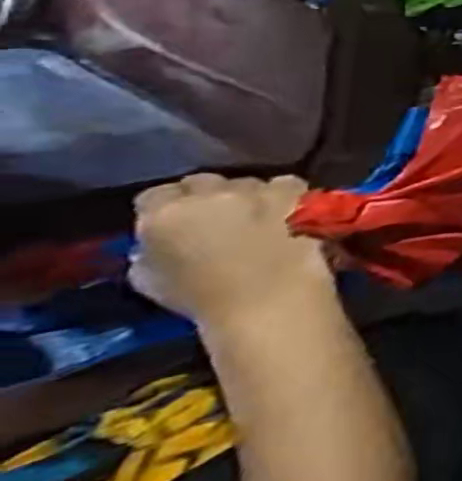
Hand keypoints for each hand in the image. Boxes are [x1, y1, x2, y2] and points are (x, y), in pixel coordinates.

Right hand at [130, 174, 333, 327]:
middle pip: (202, 182)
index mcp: (163, 214)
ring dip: (246, 195)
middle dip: (205, 196)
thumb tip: (154, 242)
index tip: (173, 219)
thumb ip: (147, 252)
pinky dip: (284, 194)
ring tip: (254, 216)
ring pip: (245, 182)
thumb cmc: (203, 298)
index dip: (163, 207)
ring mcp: (256, 189)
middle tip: (215, 217)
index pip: (155, 196)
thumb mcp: (150, 280)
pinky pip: (284, 183)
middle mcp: (209, 193)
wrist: (268, 295)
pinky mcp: (295, 190)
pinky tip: (286, 211)